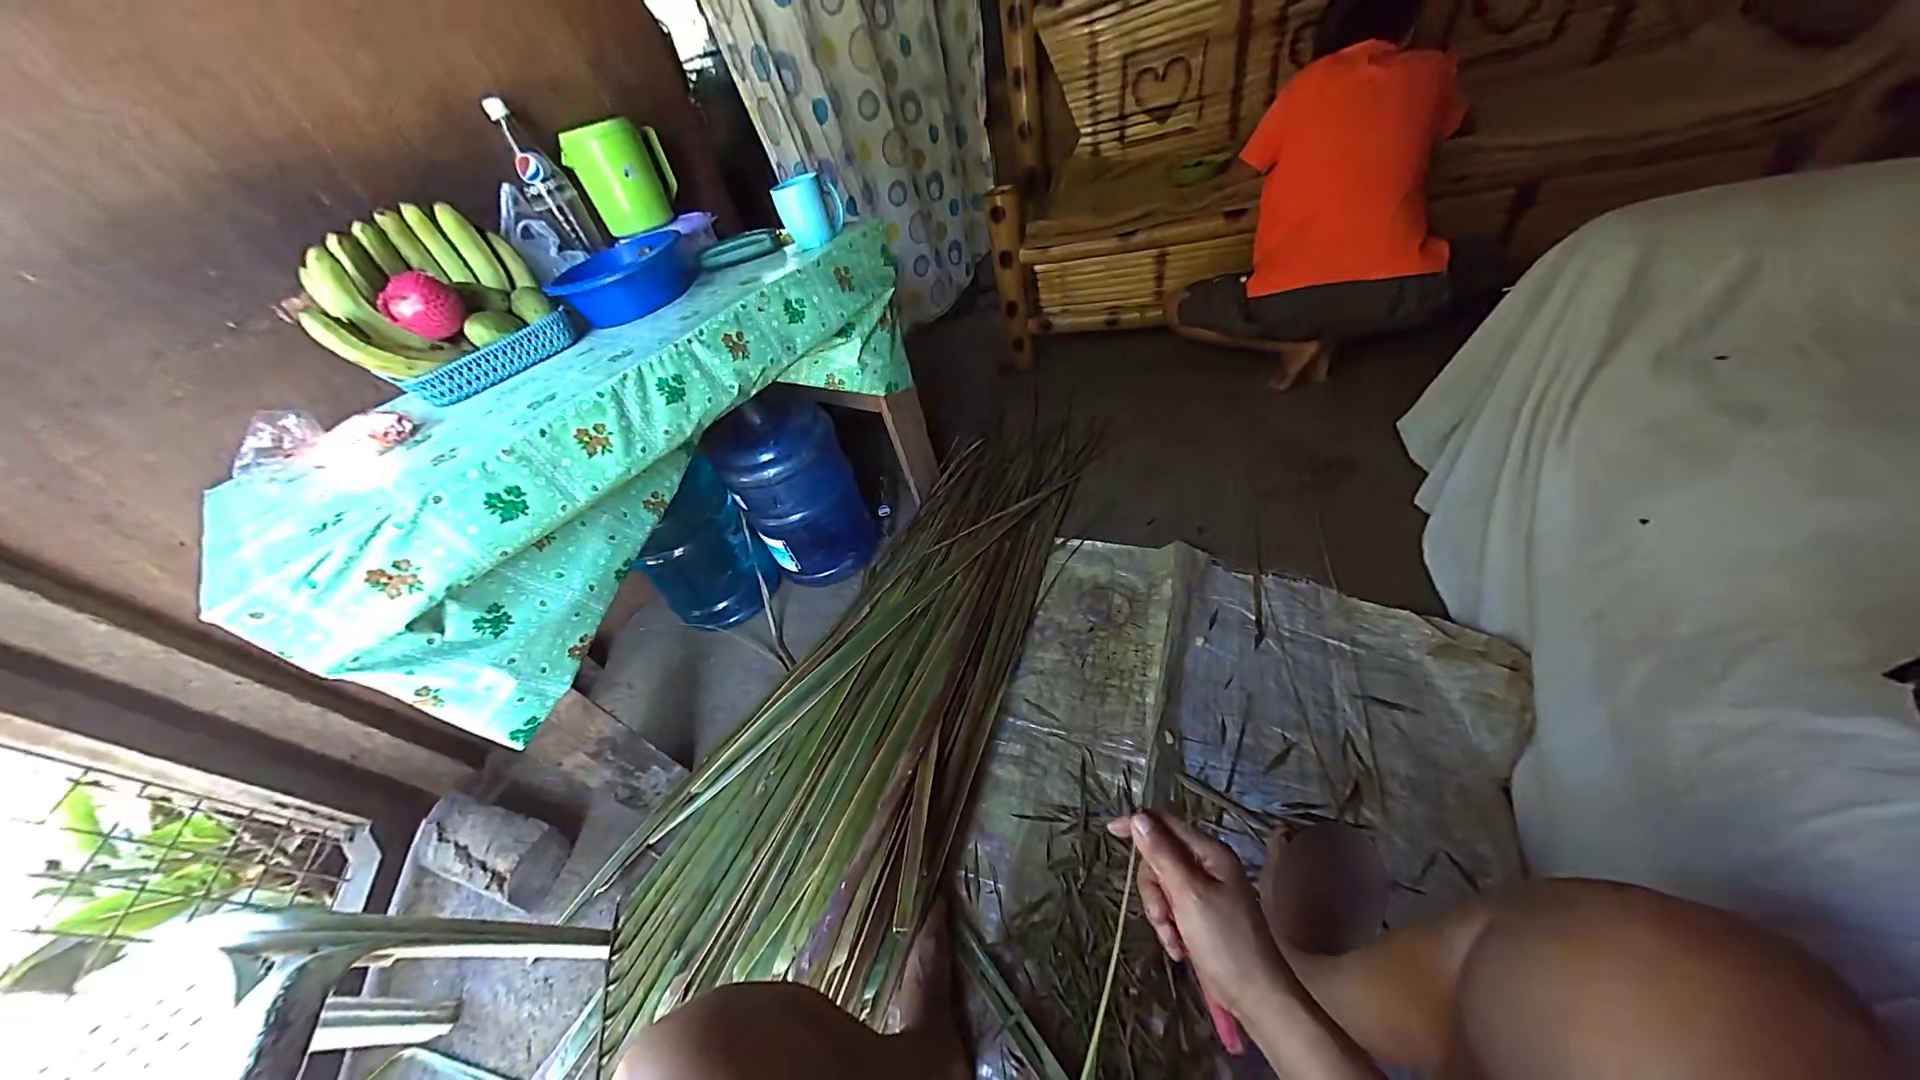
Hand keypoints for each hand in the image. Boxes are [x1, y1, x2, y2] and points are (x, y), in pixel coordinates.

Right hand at [1106, 811, 1288, 1018]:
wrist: (1257, 998)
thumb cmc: (1225, 942)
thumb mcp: (1187, 894)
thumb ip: (1162, 854)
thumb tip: (1138, 818)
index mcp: (1209, 852)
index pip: (1165, 823)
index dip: (1137, 824)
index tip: (1110, 830)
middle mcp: (1208, 865)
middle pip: (1160, 857)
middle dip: (1153, 887)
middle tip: (1161, 914)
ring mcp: (1207, 890)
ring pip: (1162, 884)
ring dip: (1160, 912)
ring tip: (1172, 938)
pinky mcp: (1203, 914)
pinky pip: (1172, 906)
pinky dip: (1169, 925)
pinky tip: (1178, 947)